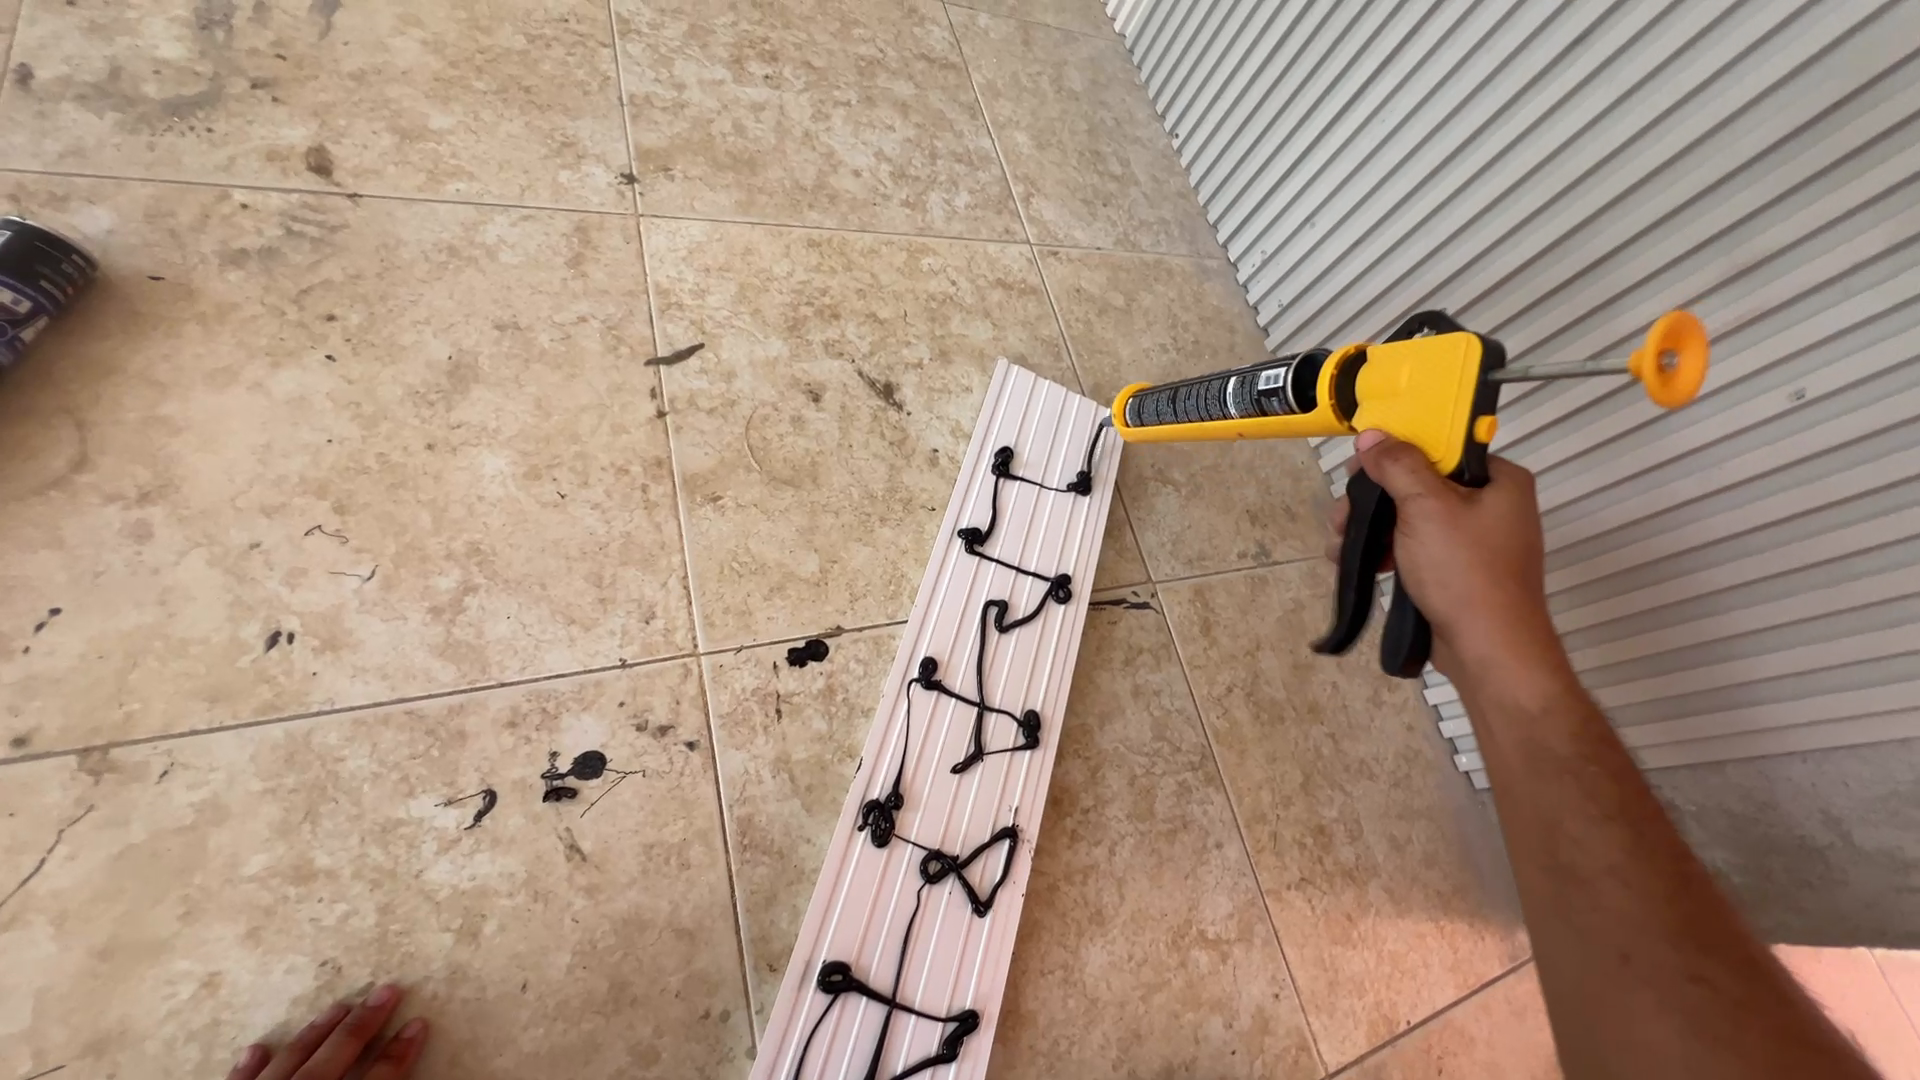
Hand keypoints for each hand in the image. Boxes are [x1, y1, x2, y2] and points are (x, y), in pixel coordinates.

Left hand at [224, 983, 427, 1079]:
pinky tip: (257, 1048)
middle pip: (335, 1057)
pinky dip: (248, 1069)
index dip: (400, 1052)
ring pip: (290, 1063)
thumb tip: (403, 1053)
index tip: (419, 1023)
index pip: (379, 1078)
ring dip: (315, 1034)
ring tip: (337, 1007)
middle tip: (387, 988)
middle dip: (364, 1023)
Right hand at [1326, 430, 1565, 681]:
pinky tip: (1356, 563)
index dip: (1394, 454)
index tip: (1359, 472)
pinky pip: (1412, 545)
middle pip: (1416, 482)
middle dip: (1371, 500)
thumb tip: (1372, 435)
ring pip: (1407, 516)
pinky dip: (1383, 550)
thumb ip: (1397, 466)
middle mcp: (1490, 503)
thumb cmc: (1463, 571)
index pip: (1440, 447)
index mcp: (1499, 479)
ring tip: (1339, 547)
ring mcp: (1473, 539)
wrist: (1488, 648)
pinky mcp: (1455, 568)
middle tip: (1342, 518)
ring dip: (1369, 528)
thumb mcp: (1426, 508)